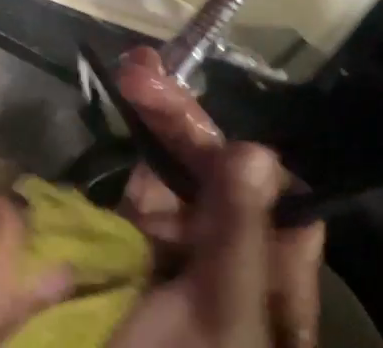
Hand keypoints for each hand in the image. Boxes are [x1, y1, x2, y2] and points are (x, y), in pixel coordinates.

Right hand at [112, 48, 326, 347]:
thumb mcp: (222, 316)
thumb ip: (237, 235)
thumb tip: (254, 148)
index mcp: (268, 272)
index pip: (263, 188)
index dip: (224, 137)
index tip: (178, 97)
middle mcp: (225, 255)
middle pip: (210, 172)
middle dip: (178, 117)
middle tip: (136, 67)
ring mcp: (174, 255)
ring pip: (169, 177)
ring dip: (151, 125)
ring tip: (127, 76)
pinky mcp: (127, 255)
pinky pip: (129, 200)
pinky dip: (122, 162)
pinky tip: (114, 127)